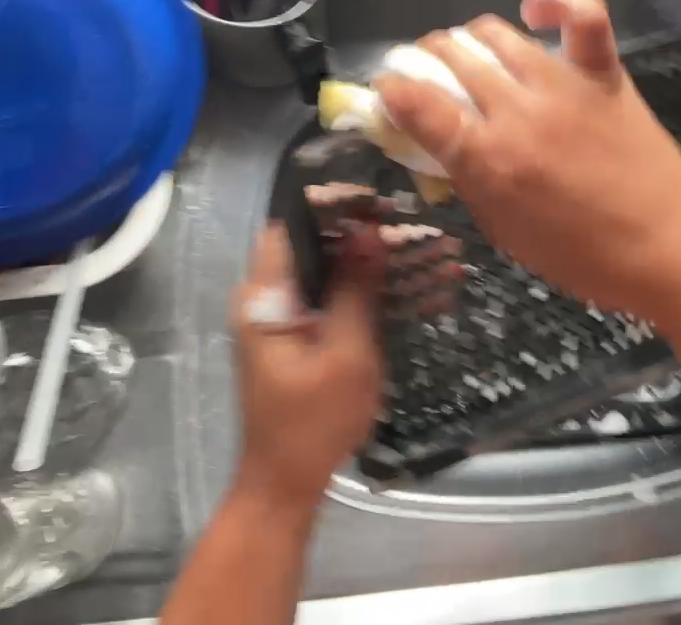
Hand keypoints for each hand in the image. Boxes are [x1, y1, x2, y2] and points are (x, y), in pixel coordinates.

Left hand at [230, 223, 383, 504]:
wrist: (284, 484)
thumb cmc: (313, 420)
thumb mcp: (345, 353)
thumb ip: (355, 289)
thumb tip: (369, 231)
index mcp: (265, 297)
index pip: (288, 226)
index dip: (330, 205)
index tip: (375, 196)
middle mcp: (265, 298)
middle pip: (310, 244)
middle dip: (358, 230)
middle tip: (406, 219)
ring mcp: (280, 317)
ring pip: (324, 269)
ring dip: (366, 260)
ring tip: (415, 246)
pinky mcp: (296, 335)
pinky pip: (328, 296)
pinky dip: (361, 289)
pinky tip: (404, 286)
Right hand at [373, 0, 680, 318]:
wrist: (670, 247)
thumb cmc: (582, 255)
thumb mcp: (505, 232)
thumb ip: (467, 180)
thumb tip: (440, 145)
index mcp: (487, 157)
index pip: (416, 102)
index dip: (390, 88)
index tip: (387, 89)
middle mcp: (517, 109)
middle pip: (451, 56)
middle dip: (424, 60)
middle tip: (428, 76)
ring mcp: (561, 82)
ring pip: (495, 32)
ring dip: (469, 39)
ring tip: (469, 54)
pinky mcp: (602, 71)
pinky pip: (581, 13)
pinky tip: (535, 6)